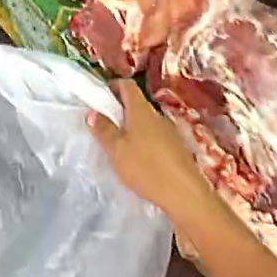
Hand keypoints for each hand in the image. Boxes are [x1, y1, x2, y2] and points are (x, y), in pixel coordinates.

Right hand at [88, 80, 217, 219]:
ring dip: (132, 125)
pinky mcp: (176, 146)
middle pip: (137, 103)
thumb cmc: (146, 167)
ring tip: (117, 141)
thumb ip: (104, 130)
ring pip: (146, 120)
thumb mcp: (117, 151)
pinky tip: (137, 156)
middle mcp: (157, 115)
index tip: (100, 95)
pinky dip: (143, 138)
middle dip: (120, 108)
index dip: (114, 85)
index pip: (128, 86)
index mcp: (141, 110)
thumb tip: (92, 112)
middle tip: (104, 122)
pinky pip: (155, 134)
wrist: (183, 192)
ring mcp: (169, 130)